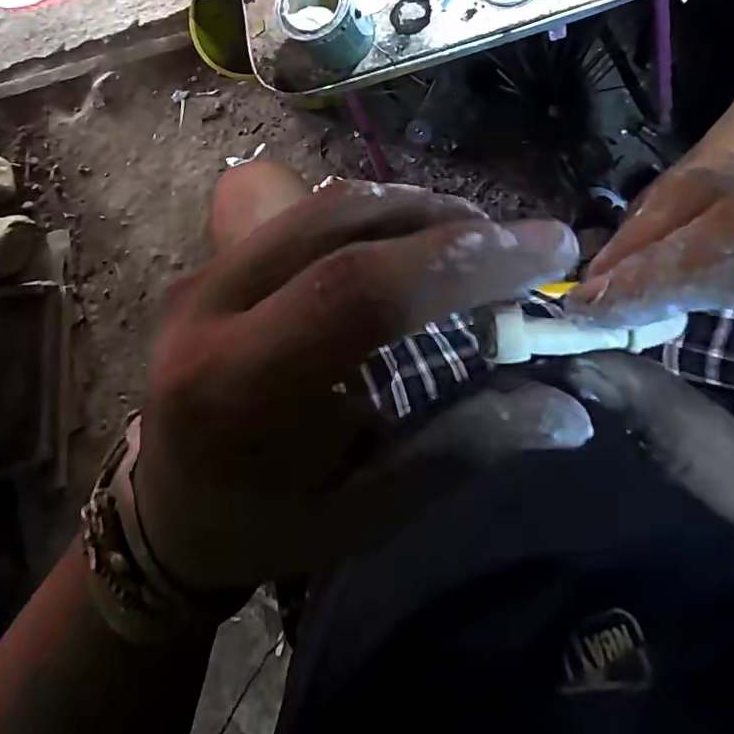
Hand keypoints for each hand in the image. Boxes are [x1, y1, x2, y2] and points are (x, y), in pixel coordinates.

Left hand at [134, 180, 588, 591]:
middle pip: (336, 225)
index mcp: (240, 388)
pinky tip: (406, 237)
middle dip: (441, 222)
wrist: (167, 506)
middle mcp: (207, 310)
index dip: (460, 261)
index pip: (357, 293)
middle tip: (513, 241)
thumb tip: (566, 408)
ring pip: (316, 207)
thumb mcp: (363, 513)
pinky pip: (298, 218)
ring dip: (406, 208)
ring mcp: (199, 277)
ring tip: (471, 234)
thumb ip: (458, 450)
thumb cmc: (264, 526)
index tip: (546, 249)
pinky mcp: (204, 264)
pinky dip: (368, 215)